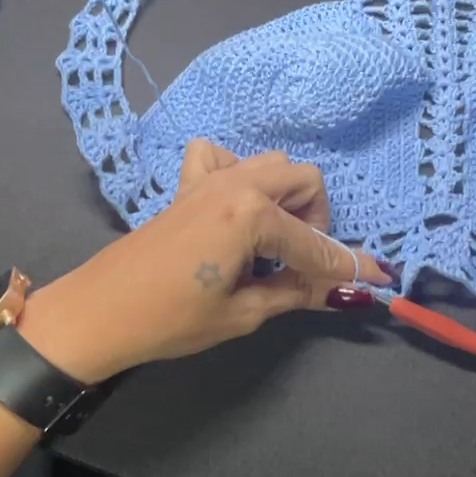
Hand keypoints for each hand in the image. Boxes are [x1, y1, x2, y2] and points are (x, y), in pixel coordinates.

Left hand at [18, 140, 389, 383]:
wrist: (98, 311)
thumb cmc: (171, 318)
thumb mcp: (243, 312)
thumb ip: (297, 292)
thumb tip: (343, 291)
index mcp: (251, 214)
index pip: (314, 243)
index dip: (346, 266)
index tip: (377, 277)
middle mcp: (237, 184)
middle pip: (304, 179)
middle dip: (315, 219)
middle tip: (298, 261)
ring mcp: (210, 178)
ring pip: (272, 164)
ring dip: (285, 197)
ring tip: (270, 241)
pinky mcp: (188, 185)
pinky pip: (223, 157)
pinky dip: (238, 175)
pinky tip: (233, 209)